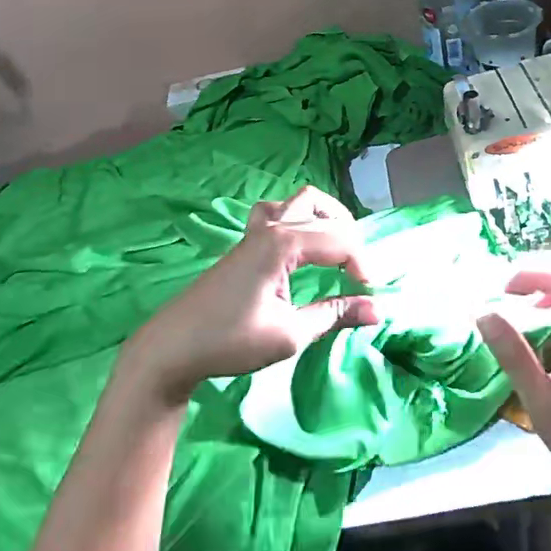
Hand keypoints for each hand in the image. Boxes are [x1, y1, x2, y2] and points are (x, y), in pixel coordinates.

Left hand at [122, 187, 380, 402]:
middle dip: (349, 237)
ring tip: (337, 247)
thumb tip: (377, 311)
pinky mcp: (244, 244)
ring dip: (324, 217)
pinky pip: (276, 213)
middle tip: (357, 273)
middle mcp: (270, 229)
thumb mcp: (290, 334)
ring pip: (297, 202)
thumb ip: (334, 315)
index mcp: (282, 244)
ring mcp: (254, 233)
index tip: (369, 297)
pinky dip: (297, 219)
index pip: (340, 241)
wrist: (173, 347)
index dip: (362, 266)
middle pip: (322, 210)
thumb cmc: (230, 341)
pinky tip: (300, 246)